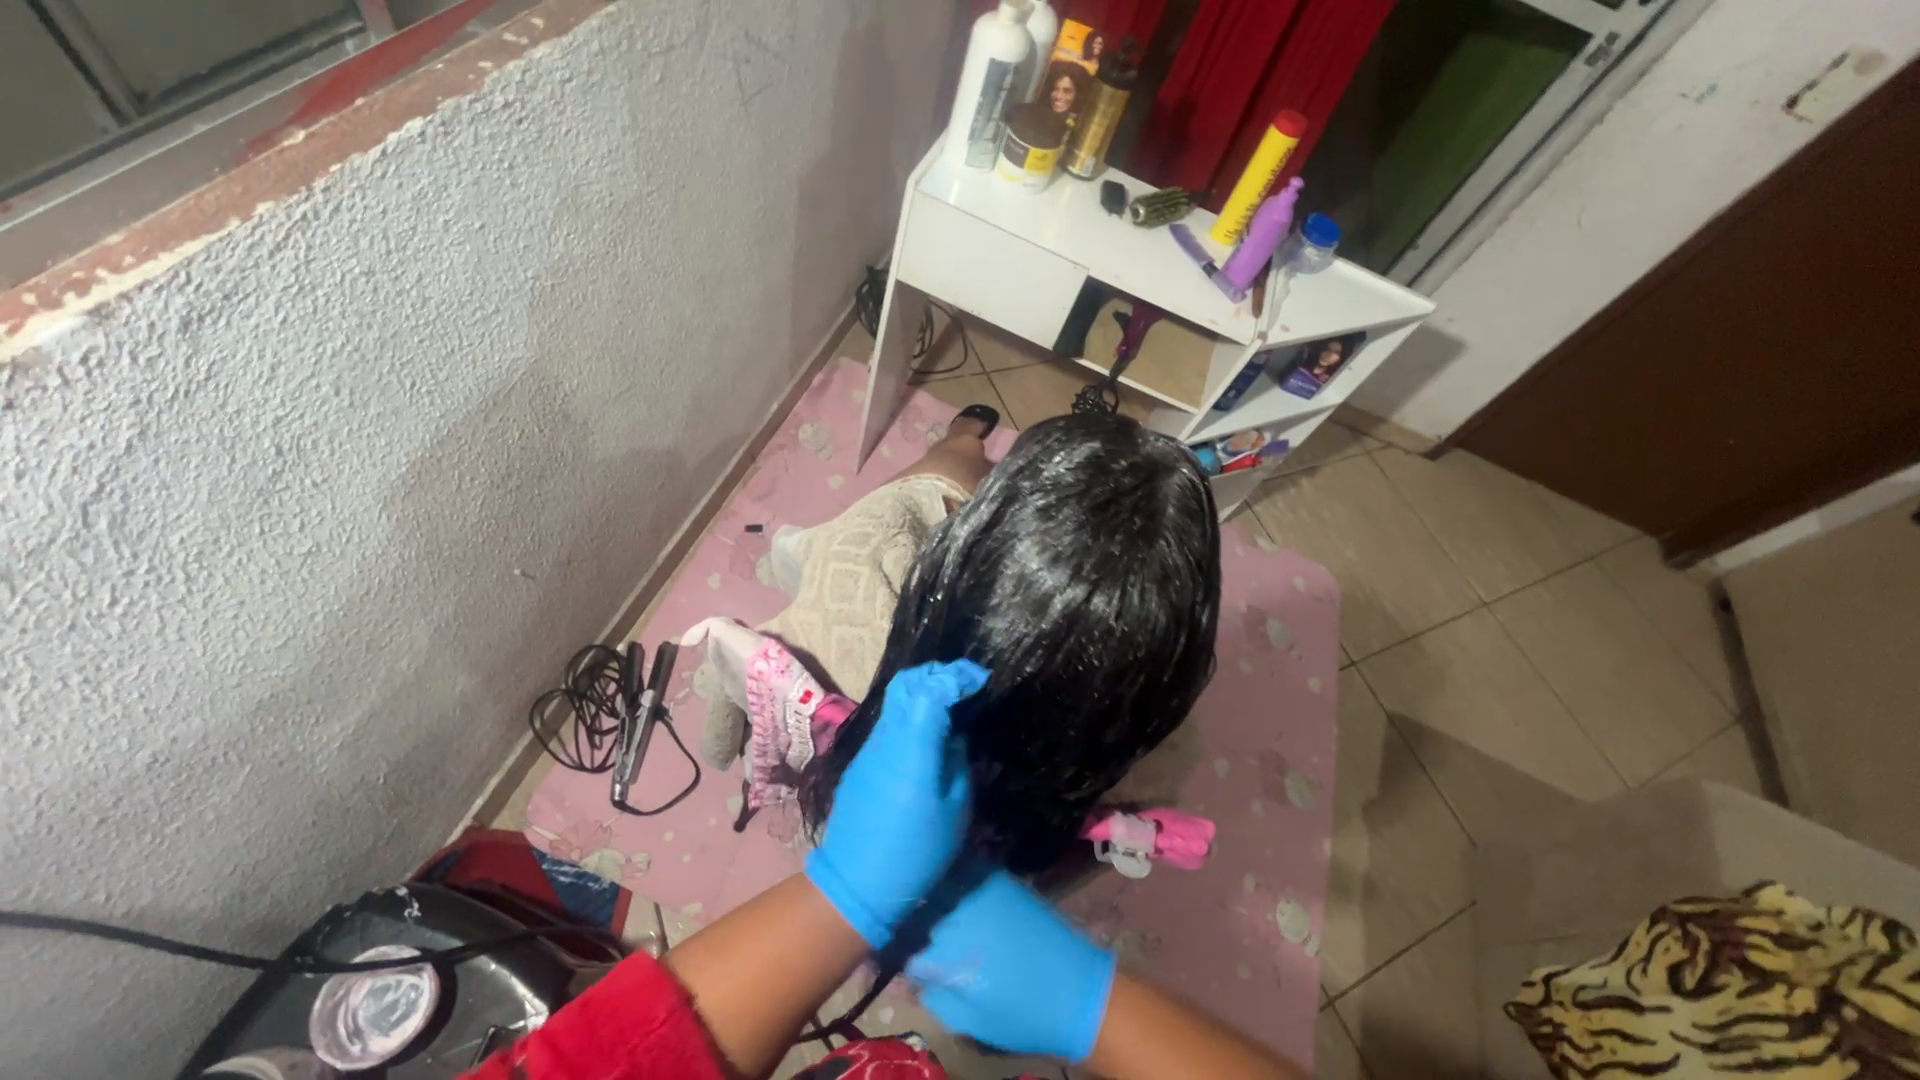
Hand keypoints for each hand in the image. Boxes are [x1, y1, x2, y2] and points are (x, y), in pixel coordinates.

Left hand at [804, 660, 987, 947]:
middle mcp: (886, 739)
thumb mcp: (955, 812)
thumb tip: (955, 737)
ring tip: (952, 706)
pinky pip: (889, 723)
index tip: (980, 680)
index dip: (956, 676)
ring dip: (924, 692)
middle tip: (966, 684)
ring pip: (896, 701)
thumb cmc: (915, 854)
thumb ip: (958, 764)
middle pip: (906, 684)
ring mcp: (869, 749)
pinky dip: (912, 713)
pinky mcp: (861, 762)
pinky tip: (930, 734)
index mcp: (912, 750)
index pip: (930, 690)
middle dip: (937, 673)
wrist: (855, 884)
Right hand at [906, 868, 1116, 1062]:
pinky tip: (946, 893)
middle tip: (903, 934)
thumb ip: (929, 992)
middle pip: (914, 908)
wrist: (1076, 993)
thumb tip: (901, 973)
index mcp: (945, 949)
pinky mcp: (998, 880)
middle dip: (904, 920)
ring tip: (921, 912)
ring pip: (934, 885)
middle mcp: (957, 911)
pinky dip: (949, 881)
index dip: (890, 949)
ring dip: (923, 896)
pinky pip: (961, 872)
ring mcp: (978, 889)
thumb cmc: (1020, 1015)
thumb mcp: (966, 1018)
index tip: (886, 956)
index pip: (899, 942)